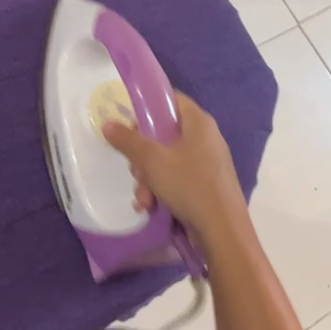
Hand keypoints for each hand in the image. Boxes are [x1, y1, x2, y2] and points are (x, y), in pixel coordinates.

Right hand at [101, 91, 247, 242]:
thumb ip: (128, 140)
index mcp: (198, 122)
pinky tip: (151, 207)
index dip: (147, 108)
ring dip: (148, 179)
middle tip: (135, 170)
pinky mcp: (204, 184)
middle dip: (142, 157)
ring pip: (165, 160)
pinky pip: (175, 178)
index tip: (128, 124)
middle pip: (163, 134)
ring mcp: (206, 162)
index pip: (170, 99)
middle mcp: (205, 138)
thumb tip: (108, 124)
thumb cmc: (189, 184)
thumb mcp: (152, 160)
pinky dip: (160, 190)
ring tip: (144, 198)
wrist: (222, 229)